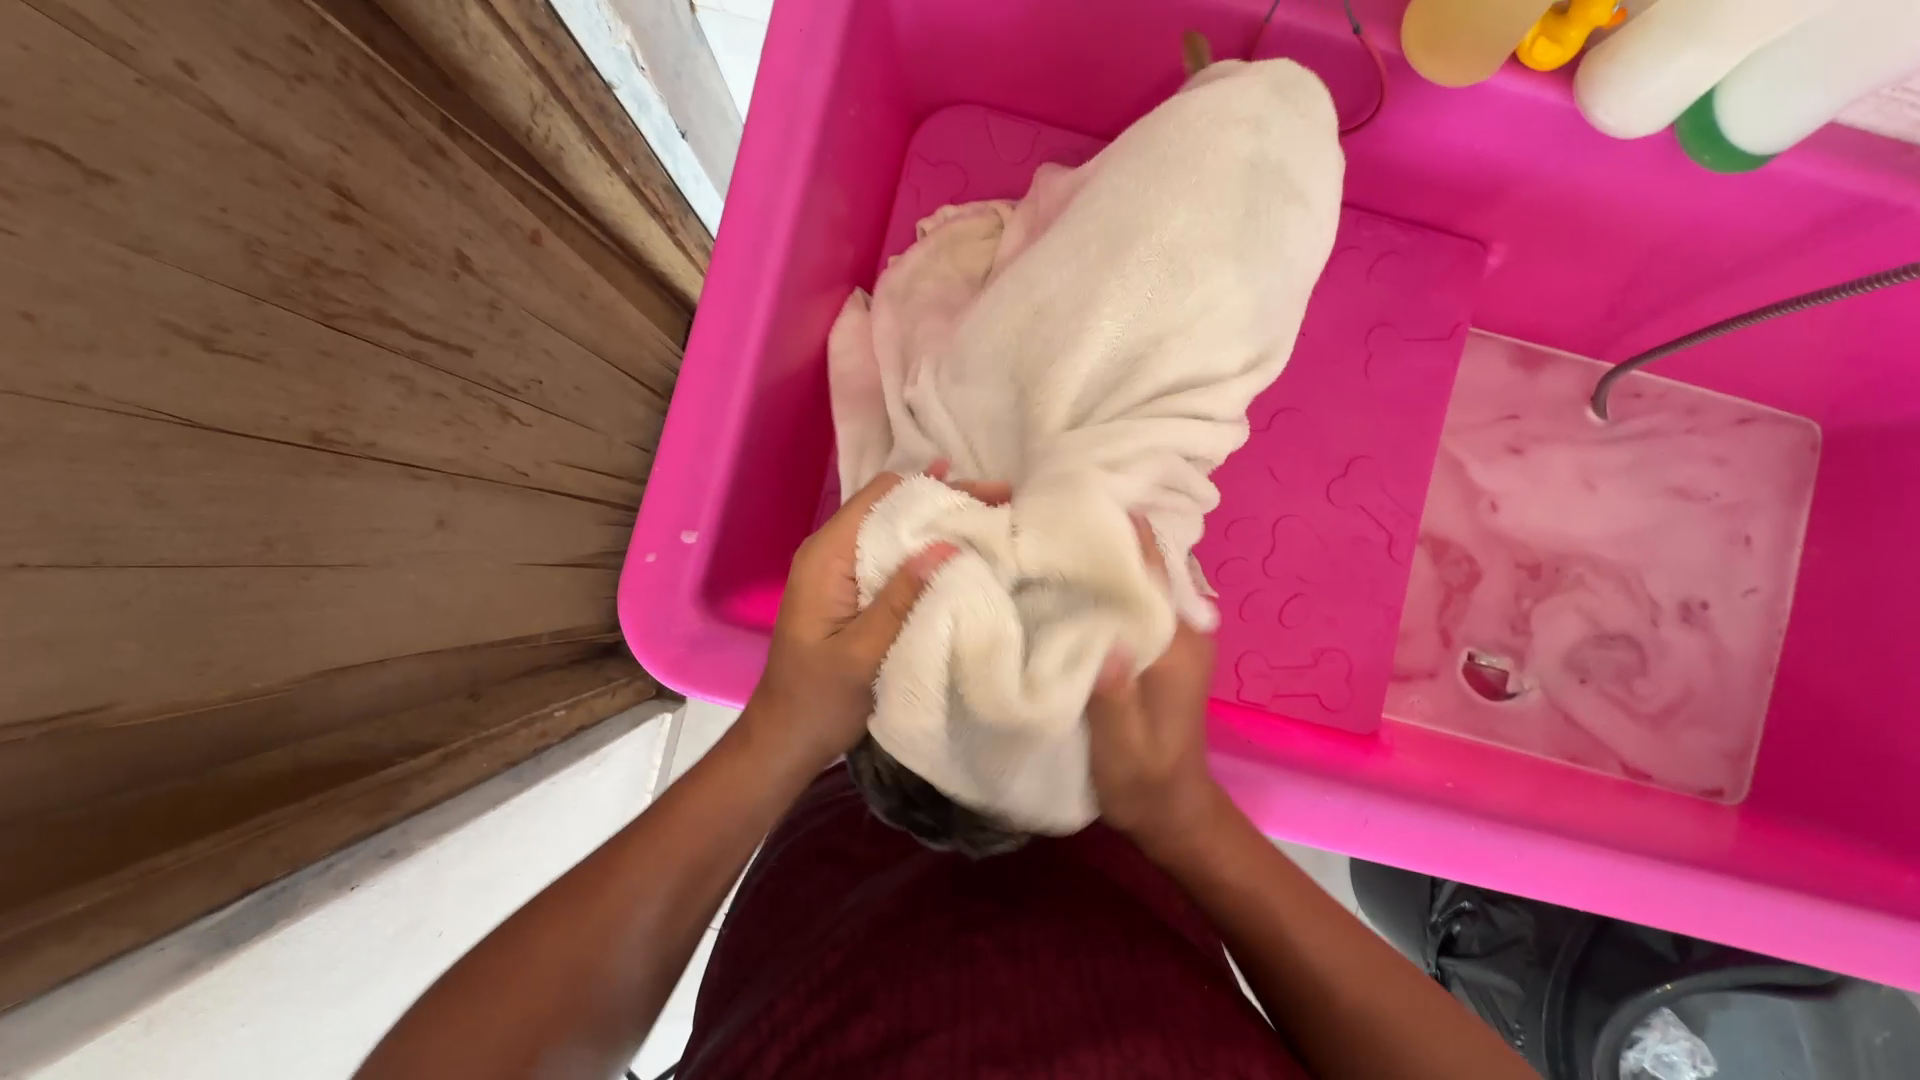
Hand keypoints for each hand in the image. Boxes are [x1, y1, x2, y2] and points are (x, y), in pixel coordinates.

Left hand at [749, 467, 1007, 771]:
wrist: (787, 738)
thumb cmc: (819, 699)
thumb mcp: (863, 653)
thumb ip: (900, 599)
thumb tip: (946, 545)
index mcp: (826, 556)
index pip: (881, 497)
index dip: (933, 488)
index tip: (983, 494)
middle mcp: (833, 552)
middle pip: (892, 508)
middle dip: (946, 502)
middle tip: (1003, 500)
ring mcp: (843, 571)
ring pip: (896, 531)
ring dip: (941, 526)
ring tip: (994, 522)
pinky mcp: (855, 592)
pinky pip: (894, 557)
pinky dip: (929, 553)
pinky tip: (963, 556)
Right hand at [1087, 520, 1222, 850]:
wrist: (1174, 811)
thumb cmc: (1144, 784)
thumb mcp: (1122, 752)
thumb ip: (1114, 699)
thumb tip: (1105, 640)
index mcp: (1178, 648)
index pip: (1154, 572)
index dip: (1121, 534)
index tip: (1076, 502)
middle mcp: (1186, 630)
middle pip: (1151, 563)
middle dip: (1109, 534)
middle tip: (1052, 513)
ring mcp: (1178, 635)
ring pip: (1144, 575)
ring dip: (1108, 553)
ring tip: (1056, 531)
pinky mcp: (1165, 644)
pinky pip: (1139, 595)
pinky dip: (1110, 578)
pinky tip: (1072, 573)